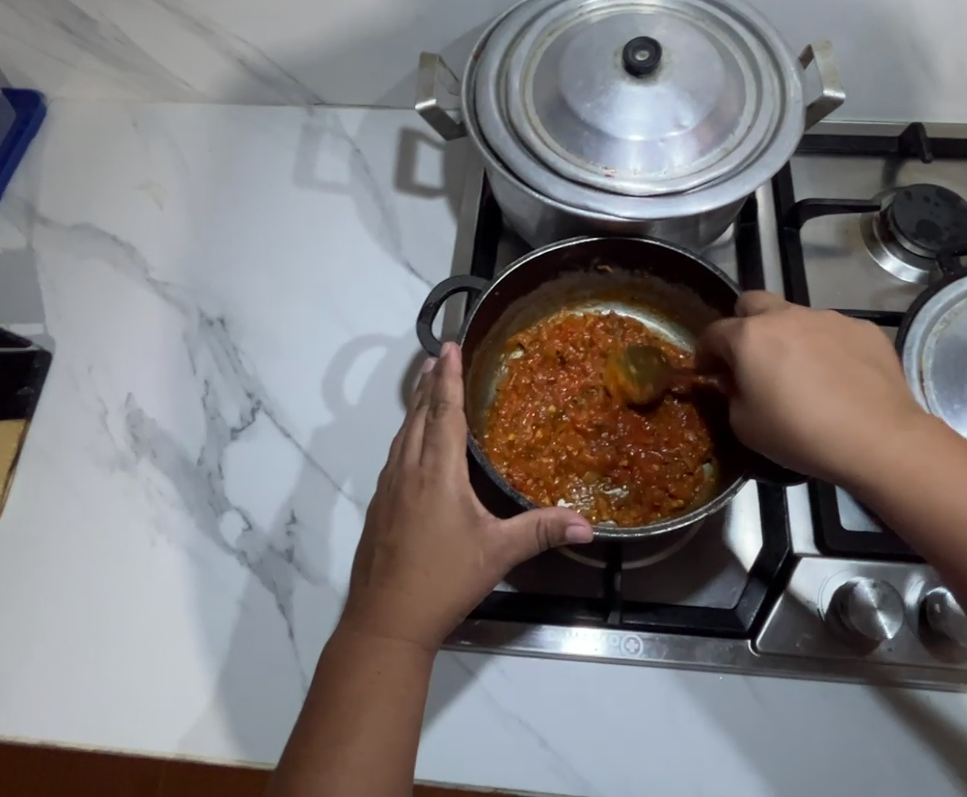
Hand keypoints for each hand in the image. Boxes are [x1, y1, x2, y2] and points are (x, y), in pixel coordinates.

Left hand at [341, 342, 592, 650]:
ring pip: (402, 434)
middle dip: (429, 383)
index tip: (448, 346)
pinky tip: (411, 444)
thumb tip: (587, 525)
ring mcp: (388, 488)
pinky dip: (406, 434)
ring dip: (415, 406)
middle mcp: (408, 471)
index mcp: (436, 472)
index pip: (443, 412)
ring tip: (425, 388)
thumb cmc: (442, 580)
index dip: (447, 377)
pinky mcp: (379, 506)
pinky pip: (394, 455)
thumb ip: (540, 531)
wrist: (384, 620)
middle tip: (438, 356)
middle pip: (417, 415)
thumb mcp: (497, 553)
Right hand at [696, 292, 932, 483]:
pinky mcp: (863, 329)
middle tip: (753, 358)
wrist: (877, 438)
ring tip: (805, 373)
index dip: (706, 353)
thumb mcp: (746, 426)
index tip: (710, 373)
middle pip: (752, 302)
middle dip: (744, 324)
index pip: (713, 333)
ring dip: (790, 337)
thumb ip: (731, 396)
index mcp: (749, 337)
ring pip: (796, 317)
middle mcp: (785, 316)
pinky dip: (828, 348)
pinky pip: (834, 332)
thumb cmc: (800, 434)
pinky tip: (840, 378)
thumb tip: (735, 382)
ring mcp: (828, 318)